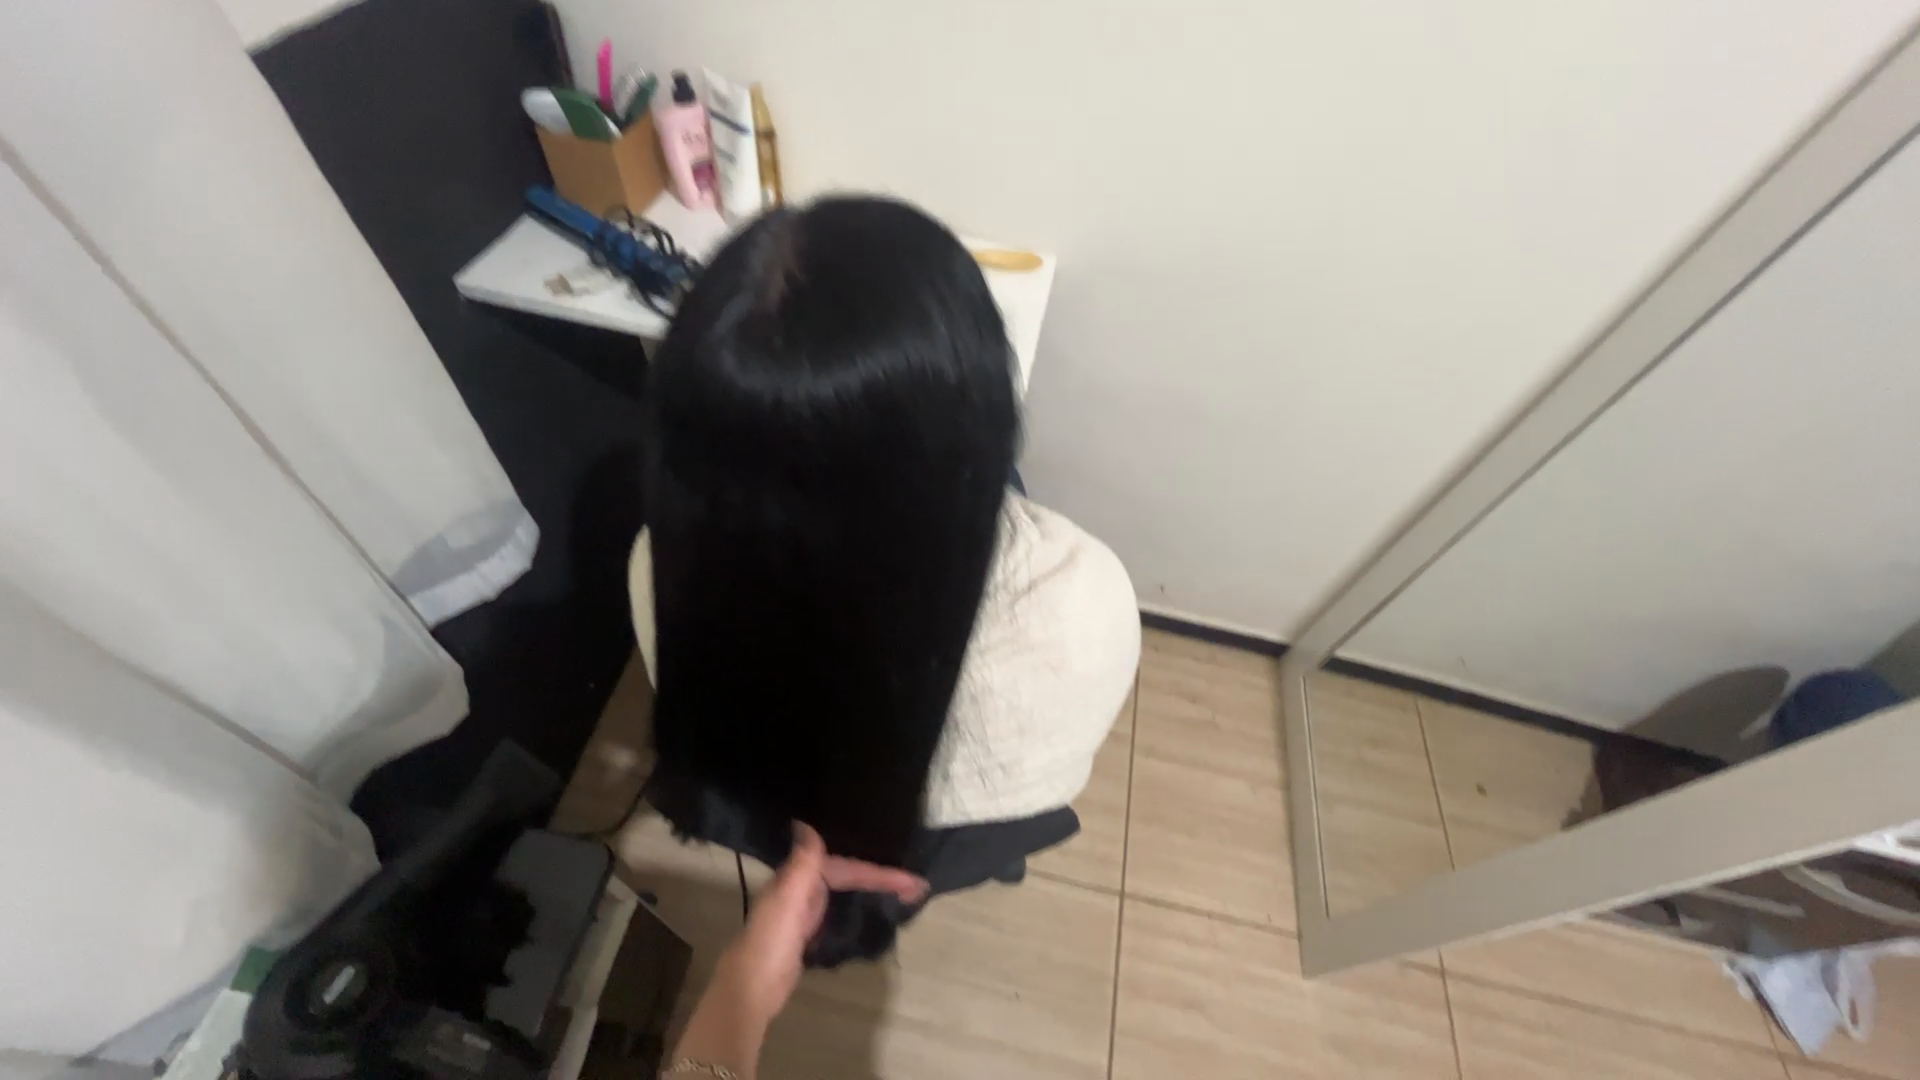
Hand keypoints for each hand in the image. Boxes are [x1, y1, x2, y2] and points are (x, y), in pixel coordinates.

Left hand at [714, 822, 927, 1023]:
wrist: (749, 991)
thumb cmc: (770, 943)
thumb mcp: (786, 901)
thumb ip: (801, 864)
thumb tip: (804, 822)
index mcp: (800, 877)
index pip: (850, 867)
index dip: (880, 872)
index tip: (912, 880)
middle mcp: (804, 888)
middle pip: (852, 876)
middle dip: (883, 879)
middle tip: (917, 886)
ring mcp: (806, 911)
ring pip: (848, 892)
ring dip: (875, 890)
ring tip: (904, 894)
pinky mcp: (809, 932)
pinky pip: (841, 910)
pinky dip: (860, 906)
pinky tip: (872, 910)